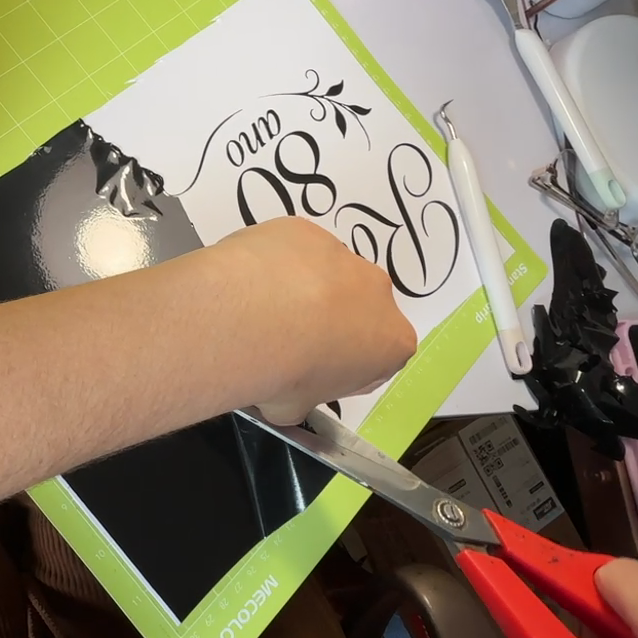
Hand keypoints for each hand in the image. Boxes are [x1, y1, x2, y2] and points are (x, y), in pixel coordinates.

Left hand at [199, 217, 415, 423]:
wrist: (249, 321)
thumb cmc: (283, 374)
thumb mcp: (293, 409)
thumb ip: (298, 403)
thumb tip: (281, 403)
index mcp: (391, 343)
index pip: (376, 357)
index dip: (340, 365)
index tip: (309, 371)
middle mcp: (378, 293)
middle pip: (355, 308)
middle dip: (324, 322)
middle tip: (280, 339)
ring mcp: (341, 254)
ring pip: (322, 273)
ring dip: (296, 288)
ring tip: (255, 310)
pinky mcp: (304, 229)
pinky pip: (289, 248)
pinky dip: (270, 263)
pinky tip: (245, 282)